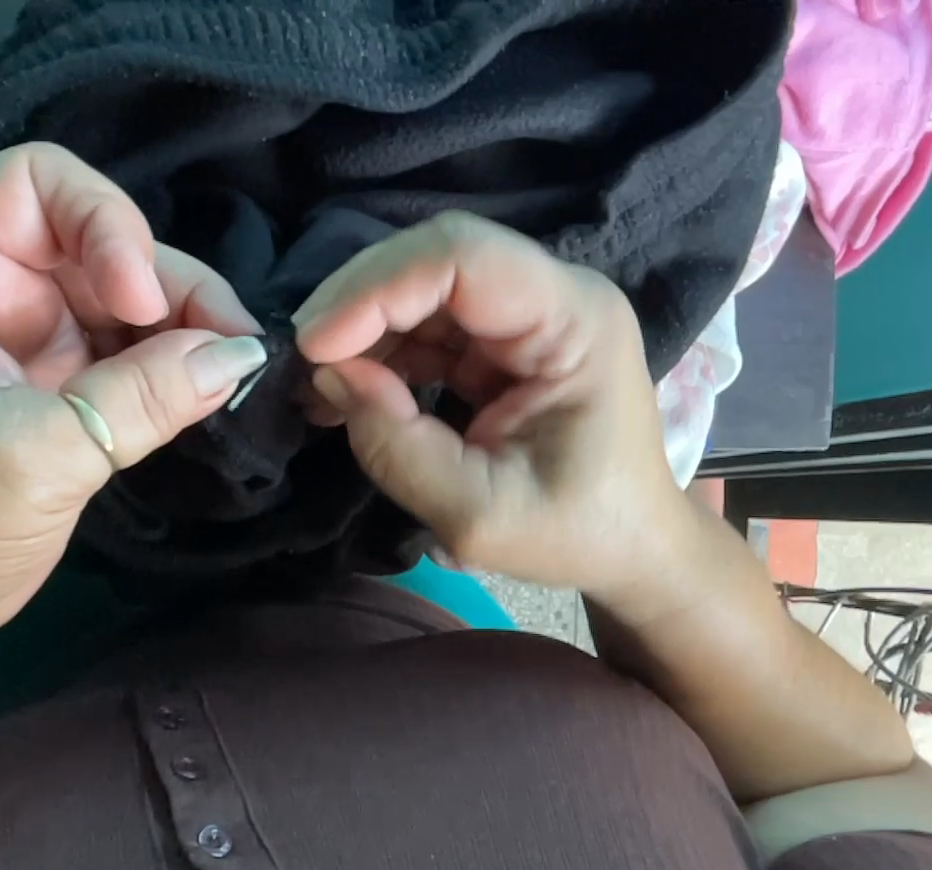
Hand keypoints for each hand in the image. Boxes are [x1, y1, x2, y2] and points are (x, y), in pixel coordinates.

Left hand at [0, 143, 268, 679]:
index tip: (141, 306)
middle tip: (239, 353)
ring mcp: (30, 357)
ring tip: (234, 381)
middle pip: (103, 250)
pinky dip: (175, 380)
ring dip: (187, 338)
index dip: (105, 224)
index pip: (36, 187)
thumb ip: (139, 400)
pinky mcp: (61, 407)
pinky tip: (207, 402)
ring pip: (128, 313)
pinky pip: (132, 370)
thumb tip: (243, 355)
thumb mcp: (28, 458)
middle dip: (175, 292)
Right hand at [295, 211, 694, 601]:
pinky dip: (382, 355)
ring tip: (316, 389)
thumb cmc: (578, 534)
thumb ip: (398, 449)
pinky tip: (348, 393)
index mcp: (575, 321)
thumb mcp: (481, 515)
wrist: (631, 549)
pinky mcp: (505, 346)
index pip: (463, 258)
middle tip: (301, 364)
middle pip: (438, 262)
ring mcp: (530, 318)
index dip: (376, 288)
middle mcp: (554, 298)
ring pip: (424, 293)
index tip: (315, 345)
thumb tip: (330, 376)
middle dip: (359, 306)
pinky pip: (430, 329)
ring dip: (364, 334)